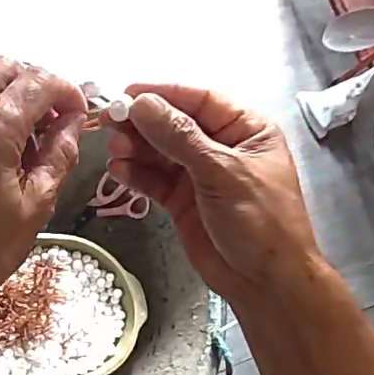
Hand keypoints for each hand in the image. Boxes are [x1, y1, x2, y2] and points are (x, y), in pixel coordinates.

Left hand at [0, 57, 86, 330]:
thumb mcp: (38, 202)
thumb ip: (60, 152)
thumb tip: (74, 121)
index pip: (37, 82)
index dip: (68, 91)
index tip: (82, 116)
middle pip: (6, 69)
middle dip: (39, 85)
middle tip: (58, 121)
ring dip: (16, 99)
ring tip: (37, 143)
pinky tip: (11, 153)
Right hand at [106, 83, 317, 301]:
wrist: (264, 280)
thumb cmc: (259, 220)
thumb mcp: (221, 171)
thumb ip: (179, 137)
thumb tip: (143, 104)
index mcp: (245, 129)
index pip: (199, 100)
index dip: (163, 94)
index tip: (127, 94)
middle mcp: (220, 147)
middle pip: (174, 125)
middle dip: (143, 124)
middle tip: (110, 123)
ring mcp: (199, 175)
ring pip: (160, 153)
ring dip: (135, 150)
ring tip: (113, 150)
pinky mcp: (182, 201)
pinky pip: (155, 181)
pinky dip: (136, 175)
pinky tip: (118, 170)